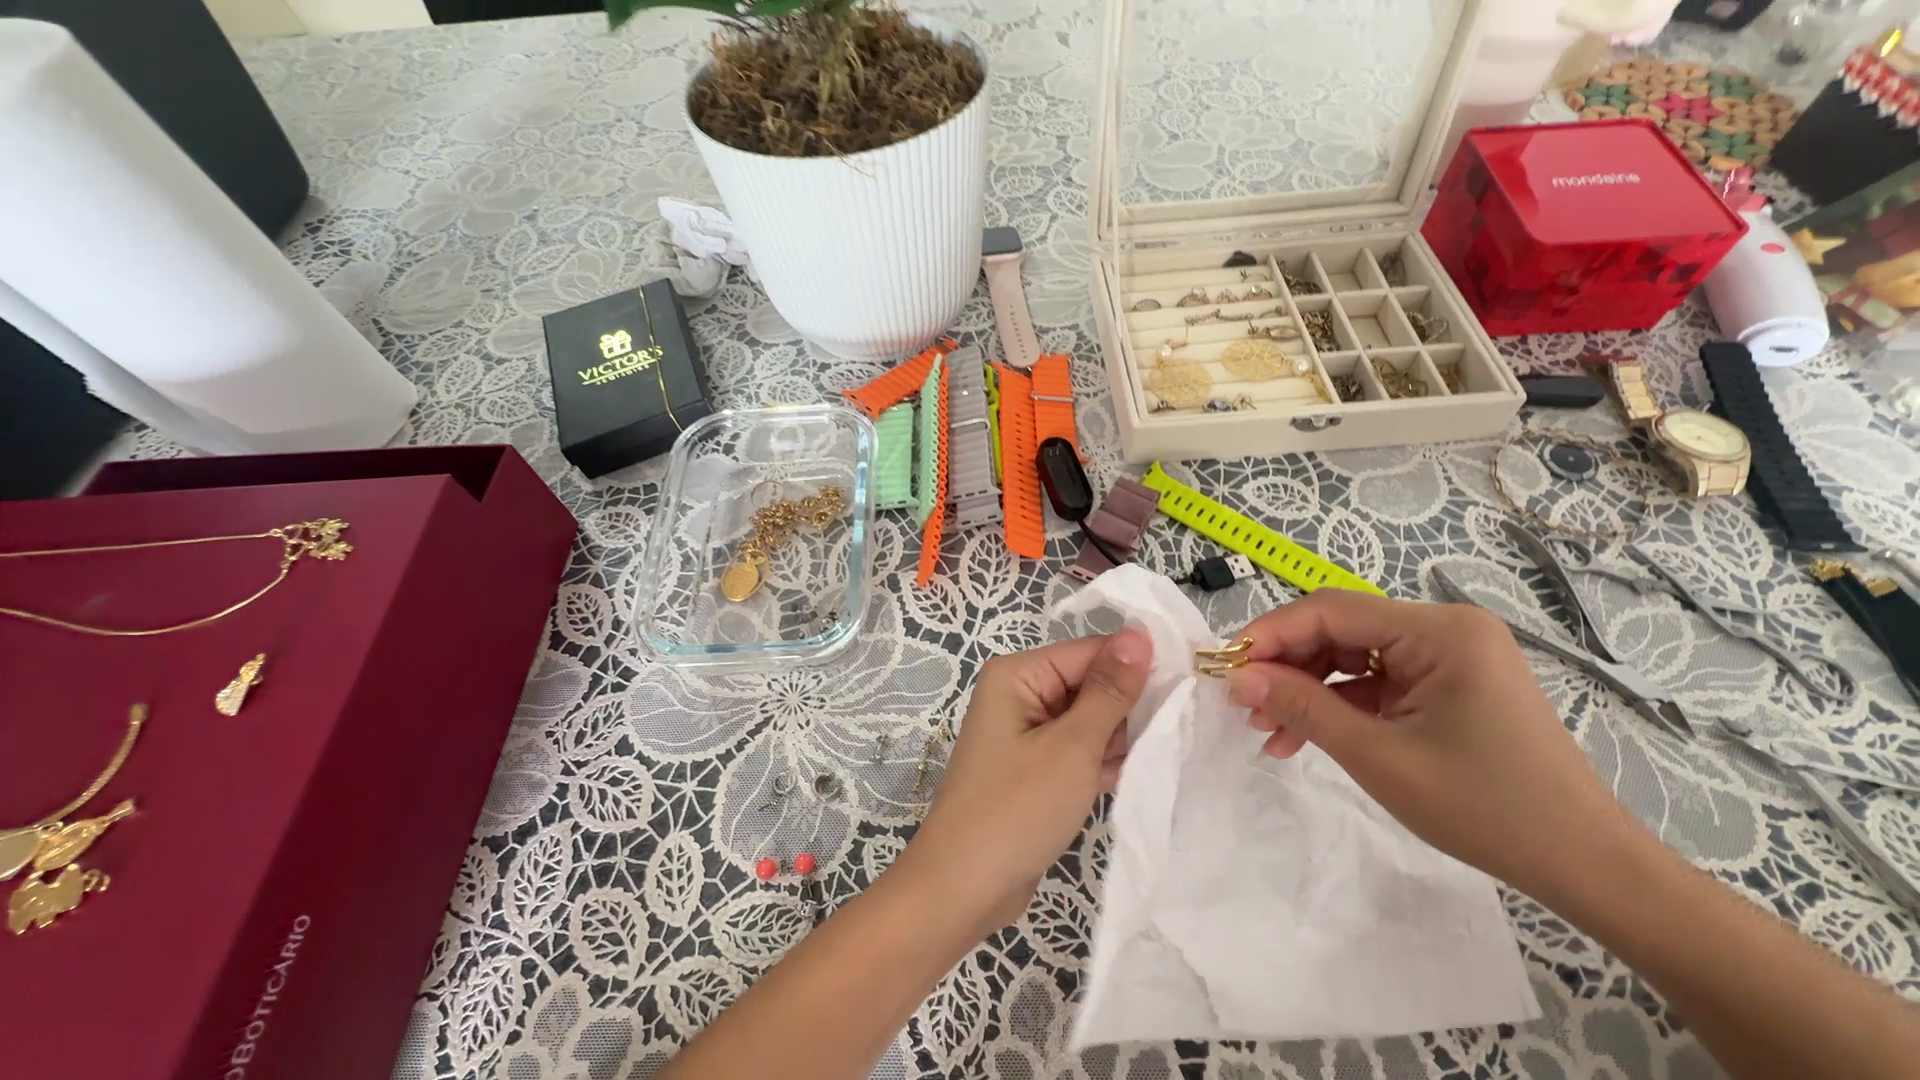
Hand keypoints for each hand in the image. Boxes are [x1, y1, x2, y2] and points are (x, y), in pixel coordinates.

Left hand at [899, 630, 1149, 935]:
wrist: (964, 888)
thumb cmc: (1017, 809)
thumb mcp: (1072, 746)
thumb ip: (1110, 690)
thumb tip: (1140, 632)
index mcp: (1018, 675)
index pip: (1091, 652)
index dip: (1139, 666)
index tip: (1189, 686)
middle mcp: (1020, 695)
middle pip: (1092, 683)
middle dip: (1130, 707)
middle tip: (1174, 732)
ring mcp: (1028, 734)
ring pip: (1091, 720)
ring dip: (1122, 739)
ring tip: (1153, 759)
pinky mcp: (1037, 769)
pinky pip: (1081, 750)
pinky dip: (1105, 762)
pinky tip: (1132, 777)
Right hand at [1224, 590, 1645, 907]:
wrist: (1582, 862)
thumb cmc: (1484, 807)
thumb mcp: (1379, 756)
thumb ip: (1303, 707)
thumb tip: (1238, 676)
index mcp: (1440, 631)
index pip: (1332, 610)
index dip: (1271, 634)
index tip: (1225, 667)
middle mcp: (1446, 629)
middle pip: (1341, 629)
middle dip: (1287, 666)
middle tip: (1243, 706)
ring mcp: (1450, 657)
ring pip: (1354, 655)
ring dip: (1308, 689)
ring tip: (1269, 730)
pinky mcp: (1450, 685)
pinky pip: (1378, 681)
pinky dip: (1340, 705)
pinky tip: (1306, 735)